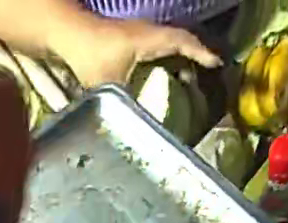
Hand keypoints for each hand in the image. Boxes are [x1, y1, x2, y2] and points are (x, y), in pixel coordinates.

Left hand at [54, 18, 221, 88]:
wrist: (69, 34)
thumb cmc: (90, 56)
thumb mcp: (109, 84)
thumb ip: (124, 103)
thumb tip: (137, 125)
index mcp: (150, 38)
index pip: (183, 42)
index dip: (201, 53)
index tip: (217, 64)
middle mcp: (149, 31)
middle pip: (181, 40)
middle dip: (197, 55)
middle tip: (209, 73)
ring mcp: (140, 34)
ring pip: (169, 42)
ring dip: (182, 55)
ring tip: (193, 76)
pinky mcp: (130, 40)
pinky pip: (158, 46)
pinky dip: (168, 57)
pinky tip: (166, 73)